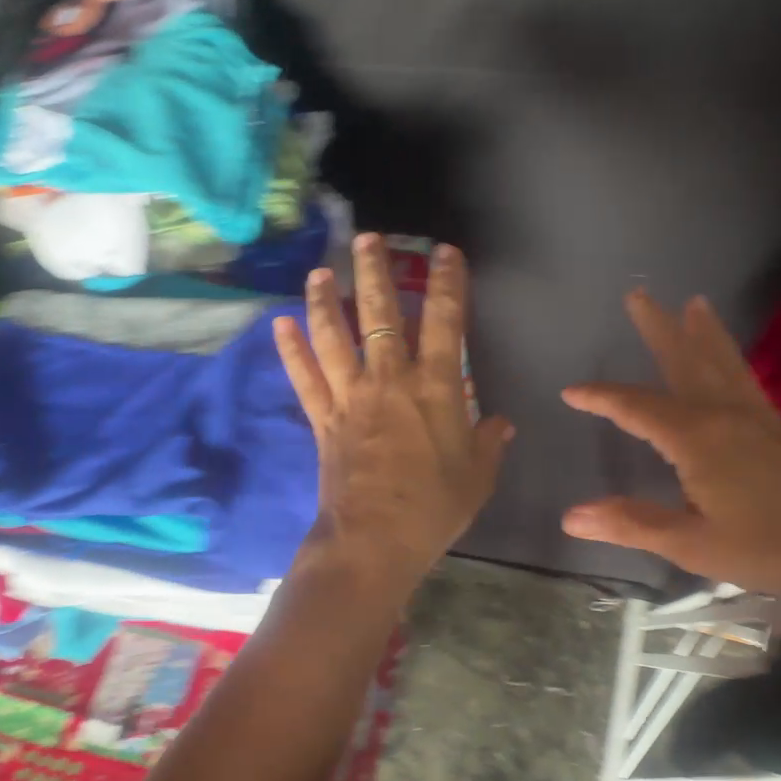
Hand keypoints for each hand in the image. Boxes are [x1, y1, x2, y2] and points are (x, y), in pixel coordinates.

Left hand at [275, 234, 513, 580]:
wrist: (373, 541)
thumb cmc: (433, 509)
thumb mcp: (477, 477)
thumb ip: (488, 443)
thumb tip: (500, 423)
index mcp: (435, 387)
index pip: (445, 321)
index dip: (447, 282)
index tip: (446, 252)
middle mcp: (389, 380)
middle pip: (379, 313)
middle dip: (375, 271)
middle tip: (367, 239)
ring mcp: (350, 397)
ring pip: (333, 336)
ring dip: (324, 300)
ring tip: (320, 272)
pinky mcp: (323, 419)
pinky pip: (304, 377)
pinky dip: (291, 350)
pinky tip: (280, 324)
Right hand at [562, 290, 780, 607]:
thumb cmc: (779, 548)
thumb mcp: (697, 545)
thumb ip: (634, 524)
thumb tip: (571, 516)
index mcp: (699, 439)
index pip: (638, 408)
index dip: (602, 398)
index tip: (570, 390)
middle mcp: (728, 417)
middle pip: (687, 362)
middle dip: (659, 329)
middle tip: (638, 295)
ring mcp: (761, 420)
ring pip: (723, 365)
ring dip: (703, 333)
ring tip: (694, 303)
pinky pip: (747, 382)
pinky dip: (731, 361)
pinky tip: (732, 366)